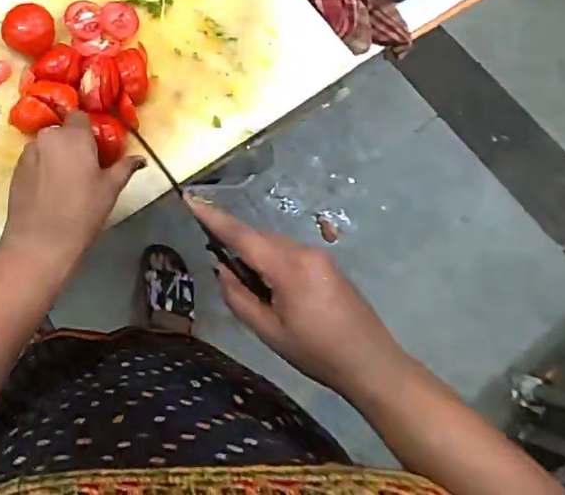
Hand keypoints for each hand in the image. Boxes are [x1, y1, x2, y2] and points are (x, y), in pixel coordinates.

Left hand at [1, 123, 143, 269]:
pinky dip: (41, 168)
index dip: (86, 131)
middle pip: (62, 132)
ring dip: (55, 156)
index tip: (93, 150)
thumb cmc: (82, 212)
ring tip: (63, 183)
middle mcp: (48, 136)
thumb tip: (141, 158)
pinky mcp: (16, 167)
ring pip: (46, 145)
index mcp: (73, 135)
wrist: (40, 240)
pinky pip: (33, 159)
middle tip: (81, 169)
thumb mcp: (110, 190)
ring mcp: (29, 151)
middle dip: (71, 144)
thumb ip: (124, 168)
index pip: (79, 116)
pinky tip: (47, 191)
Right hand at [189, 195, 414, 397]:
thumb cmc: (318, 353)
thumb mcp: (269, 332)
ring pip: (272, 244)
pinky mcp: (326, 261)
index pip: (241, 235)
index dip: (213, 217)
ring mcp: (317, 254)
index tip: (190, 199)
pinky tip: (278, 291)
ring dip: (256, 258)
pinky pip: (287, 251)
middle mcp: (302, 250)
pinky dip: (273, 262)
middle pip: (256, 238)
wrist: (375, 366)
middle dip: (237, 248)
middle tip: (227, 276)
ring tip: (260, 294)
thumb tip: (222, 269)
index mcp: (287, 267)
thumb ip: (238, 297)